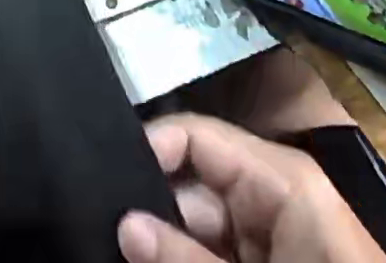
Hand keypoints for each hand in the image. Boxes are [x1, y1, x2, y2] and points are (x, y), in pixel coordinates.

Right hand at [118, 114, 385, 262]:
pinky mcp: (266, 258)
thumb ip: (188, 256)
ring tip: (125, 250)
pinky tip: (154, 260)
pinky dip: (186, 257)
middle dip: (150, 208)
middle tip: (110, 231)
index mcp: (280, 177)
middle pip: (189, 183)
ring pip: (195, 222)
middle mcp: (271, 192)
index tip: (105, 181)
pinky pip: (213, 249)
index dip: (148, 149)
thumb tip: (124, 223)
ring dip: (165, 241)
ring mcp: (271, 231)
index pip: (194, 134)